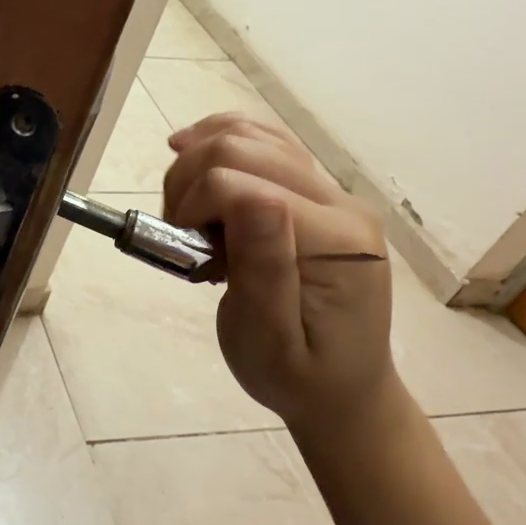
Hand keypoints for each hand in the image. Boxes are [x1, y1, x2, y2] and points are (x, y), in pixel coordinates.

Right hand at [164, 114, 395, 427]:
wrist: (341, 391)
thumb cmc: (297, 375)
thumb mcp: (271, 341)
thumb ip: (265, 269)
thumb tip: (253, 196)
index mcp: (336, 240)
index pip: (240, 185)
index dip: (194, 207)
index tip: (190, 255)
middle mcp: (341, 202)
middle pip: (240, 147)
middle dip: (190, 180)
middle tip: (184, 236)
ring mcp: (331, 191)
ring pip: (248, 132)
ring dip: (199, 158)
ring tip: (189, 207)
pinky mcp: (314, 189)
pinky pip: (262, 138)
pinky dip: (219, 138)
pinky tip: (192, 153)